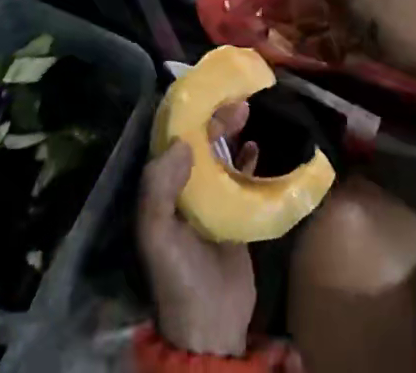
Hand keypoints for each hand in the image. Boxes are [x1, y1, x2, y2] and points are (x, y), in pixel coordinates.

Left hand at [137, 102, 260, 356]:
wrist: (212, 323)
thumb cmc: (180, 276)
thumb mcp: (159, 234)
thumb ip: (159, 188)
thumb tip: (181, 143)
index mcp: (162, 191)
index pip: (174, 142)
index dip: (189, 116)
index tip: (209, 92)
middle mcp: (184, 191)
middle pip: (199, 145)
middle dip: (215, 120)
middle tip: (239, 102)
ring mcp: (210, 202)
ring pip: (219, 156)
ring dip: (231, 133)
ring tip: (247, 111)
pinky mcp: (234, 215)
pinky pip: (241, 178)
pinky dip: (247, 160)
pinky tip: (256, 146)